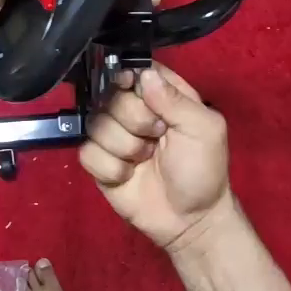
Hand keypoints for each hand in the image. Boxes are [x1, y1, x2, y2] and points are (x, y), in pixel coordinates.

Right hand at [79, 63, 234, 253]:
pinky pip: (87, 153)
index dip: (129, 76)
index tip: (132, 88)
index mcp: (161, 95)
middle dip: (134, 120)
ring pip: (96, 124)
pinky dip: (111, 168)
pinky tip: (129, 176)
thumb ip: (175, 99)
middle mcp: (133, 111)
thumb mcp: (203, 129)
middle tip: (157, 137)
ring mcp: (114, 137)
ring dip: (124, 147)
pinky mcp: (99, 164)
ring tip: (145, 160)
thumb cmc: (203, 170)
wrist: (190, 221)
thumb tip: (143, 74)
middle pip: (110, 95)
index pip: (134, 69)